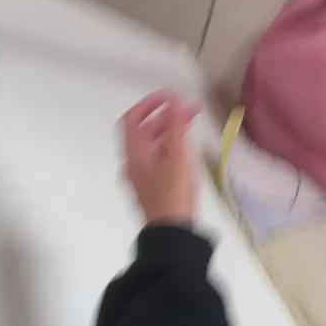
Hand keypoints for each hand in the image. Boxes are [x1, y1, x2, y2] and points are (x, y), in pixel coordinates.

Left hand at [119, 90, 203, 226]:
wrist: (172, 229)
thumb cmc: (173, 190)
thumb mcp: (178, 154)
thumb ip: (176, 125)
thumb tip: (174, 100)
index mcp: (134, 152)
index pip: (132, 118)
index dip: (148, 103)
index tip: (168, 96)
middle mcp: (134, 161)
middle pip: (145, 130)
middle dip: (167, 116)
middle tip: (191, 109)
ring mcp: (142, 174)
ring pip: (154, 143)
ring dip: (171, 129)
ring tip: (192, 123)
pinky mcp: (153, 183)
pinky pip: (159, 156)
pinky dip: (172, 144)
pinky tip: (187, 146)